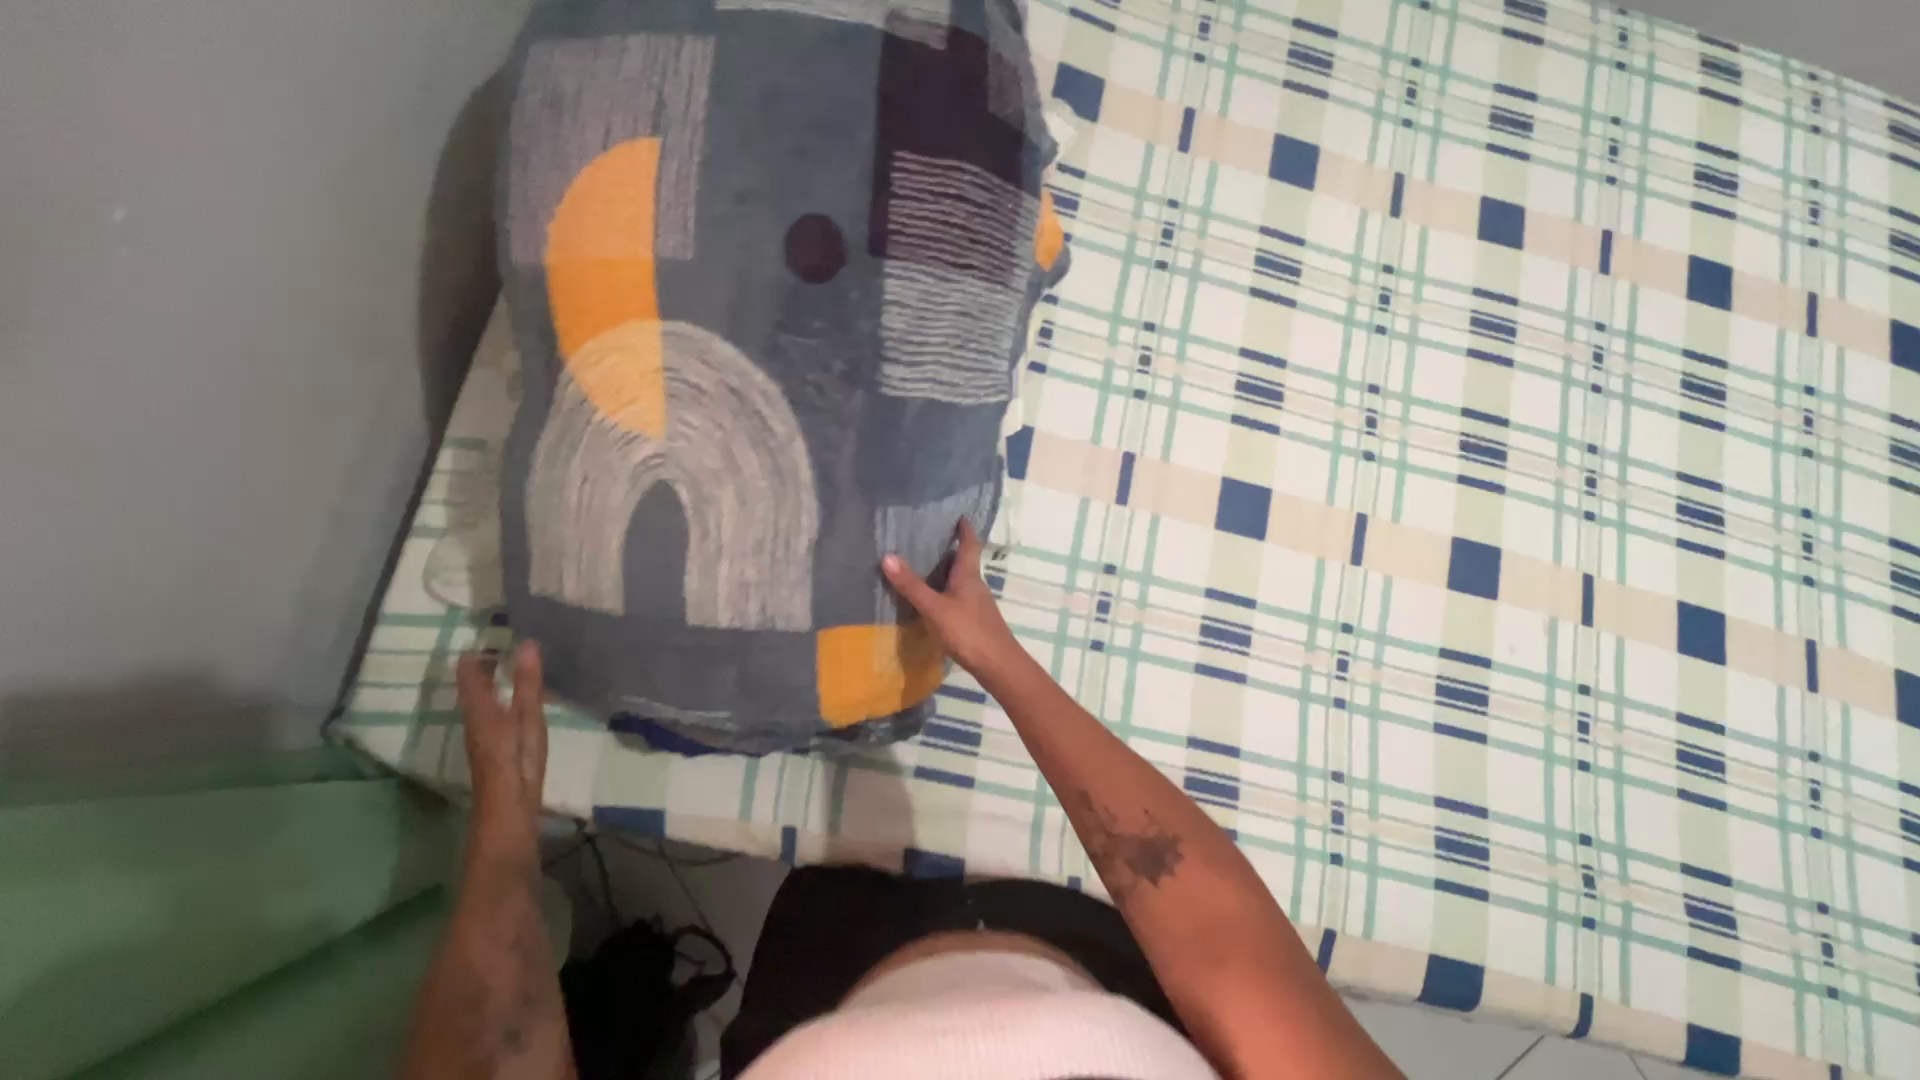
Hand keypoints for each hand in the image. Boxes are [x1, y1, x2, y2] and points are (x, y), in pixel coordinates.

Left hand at [455, 641, 547, 860]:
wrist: (507, 809)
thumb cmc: (517, 761)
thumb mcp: (528, 718)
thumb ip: (528, 683)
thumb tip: (527, 643)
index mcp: (480, 707)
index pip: (470, 671)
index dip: (477, 652)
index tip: (494, 632)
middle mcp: (476, 717)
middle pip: (473, 685)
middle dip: (486, 664)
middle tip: (506, 644)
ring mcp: (483, 733)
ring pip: (482, 698)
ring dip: (493, 681)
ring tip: (512, 664)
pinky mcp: (494, 745)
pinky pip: (493, 710)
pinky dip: (501, 696)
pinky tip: (517, 699)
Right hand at [881, 519, 1027, 681]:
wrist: (997, 665)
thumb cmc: (968, 631)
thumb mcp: (935, 608)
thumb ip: (912, 585)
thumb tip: (887, 556)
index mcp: (968, 576)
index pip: (969, 545)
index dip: (965, 530)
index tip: (960, 516)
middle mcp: (975, 585)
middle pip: (965, 561)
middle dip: (951, 549)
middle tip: (931, 538)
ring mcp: (977, 604)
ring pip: (961, 581)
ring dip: (948, 572)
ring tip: (926, 566)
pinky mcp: (975, 621)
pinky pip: (959, 598)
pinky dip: (946, 592)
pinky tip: (934, 600)